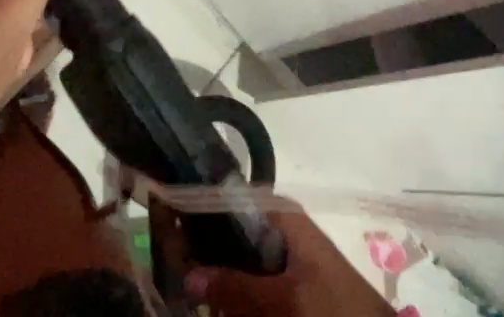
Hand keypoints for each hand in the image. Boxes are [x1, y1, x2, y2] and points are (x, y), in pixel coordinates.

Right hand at [185, 212, 392, 316]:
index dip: (196, 211)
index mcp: (282, 217)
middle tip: (174, 272)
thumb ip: (235, 287)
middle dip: (204, 255)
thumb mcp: (285, 300)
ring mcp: (285, 261)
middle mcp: (280, 230)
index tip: (166, 227)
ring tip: (189, 293)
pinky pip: (253, 287)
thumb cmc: (337, 312)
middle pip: (229, 233)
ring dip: (218, 281)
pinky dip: (236, 298)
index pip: (227, 199)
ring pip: (238, 264)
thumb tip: (185, 276)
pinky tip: (217, 308)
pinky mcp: (291, 289)